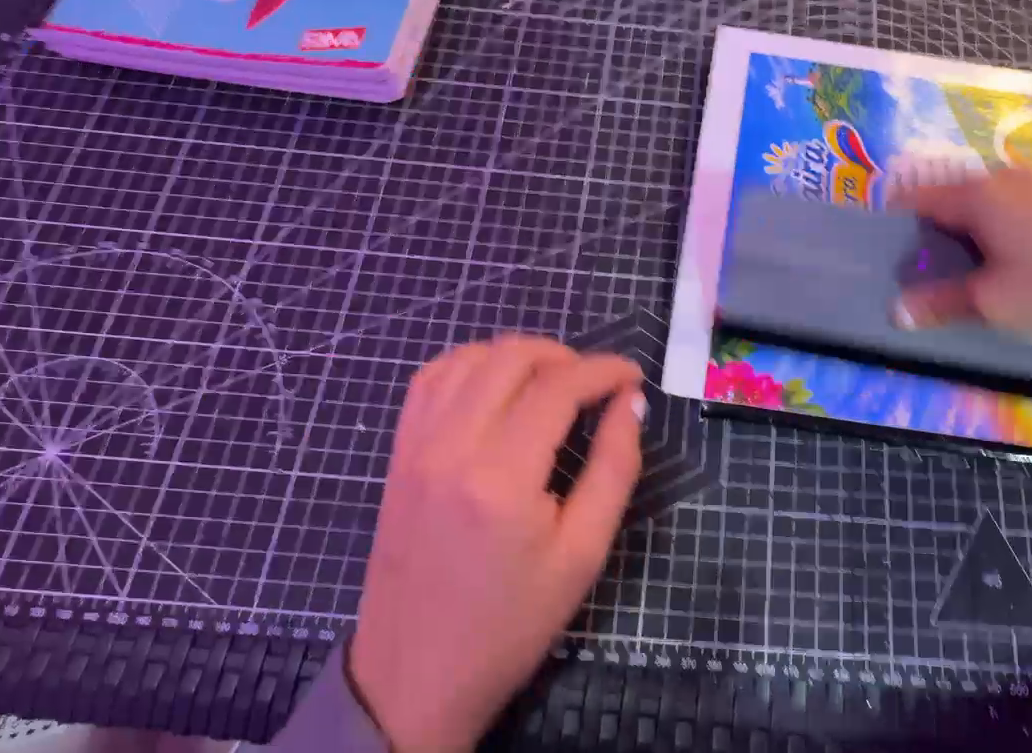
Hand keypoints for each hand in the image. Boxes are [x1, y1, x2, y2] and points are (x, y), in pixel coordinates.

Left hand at [349, 336, 645, 751]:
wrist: (414, 676)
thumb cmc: (510, 623)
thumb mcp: (582, 554)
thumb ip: (614, 468)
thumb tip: (629, 402)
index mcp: (502, 477)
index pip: (559, 386)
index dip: (604, 369)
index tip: (632, 375)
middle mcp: (452, 446)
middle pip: (512, 357)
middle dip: (564, 355)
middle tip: (595, 383)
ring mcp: (416, 446)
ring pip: (469, 357)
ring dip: (518, 355)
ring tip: (551, 381)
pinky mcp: (398, 453)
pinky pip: (430, 379)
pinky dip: (470, 364)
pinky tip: (496, 386)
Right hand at [892, 170, 1031, 346]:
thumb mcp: (998, 304)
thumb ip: (941, 304)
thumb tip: (895, 311)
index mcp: (976, 195)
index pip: (912, 199)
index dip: (893, 229)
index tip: (888, 264)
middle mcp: (1001, 179)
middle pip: (946, 203)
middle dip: (930, 240)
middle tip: (927, 284)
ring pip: (981, 209)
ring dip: (966, 241)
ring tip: (970, 285)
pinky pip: (1012, 213)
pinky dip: (998, 238)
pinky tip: (1016, 273)